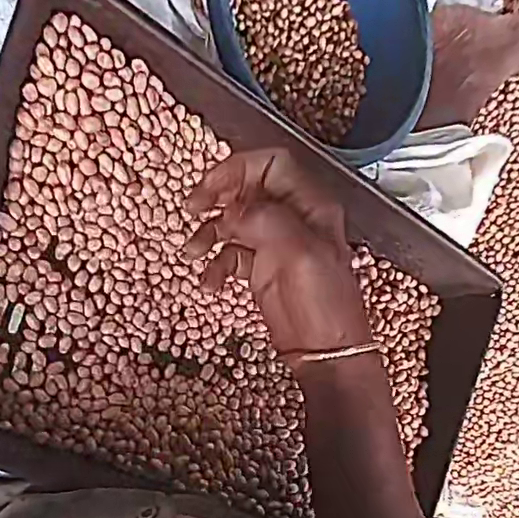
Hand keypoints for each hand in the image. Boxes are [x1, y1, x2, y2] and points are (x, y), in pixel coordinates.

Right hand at [184, 148, 371, 355]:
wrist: (325, 352)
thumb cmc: (325, 304)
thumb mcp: (302, 254)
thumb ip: (267, 221)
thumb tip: (231, 212)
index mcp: (309, 206)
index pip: (272, 165)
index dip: (238, 168)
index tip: (210, 187)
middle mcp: (292, 220)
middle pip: (247, 190)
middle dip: (217, 197)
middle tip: (193, 208)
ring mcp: (275, 245)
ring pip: (234, 223)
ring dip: (209, 233)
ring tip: (193, 251)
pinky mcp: (262, 271)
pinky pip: (231, 257)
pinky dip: (216, 266)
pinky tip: (210, 282)